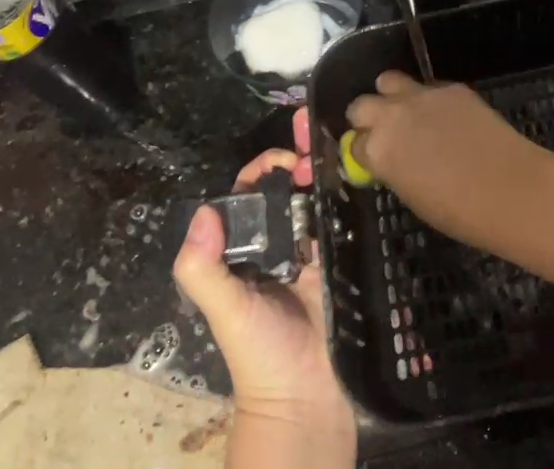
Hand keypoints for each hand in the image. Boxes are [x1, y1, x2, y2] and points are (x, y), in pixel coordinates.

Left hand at [172, 109, 354, 460]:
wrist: (306, 399)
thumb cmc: (258, 353)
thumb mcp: (224, 310)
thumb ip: (203, 267)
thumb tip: (204, 210)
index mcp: (238, 253)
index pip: (245, 198)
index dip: (259, 172)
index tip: (282, 158)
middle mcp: (271, 248)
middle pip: (280, 193)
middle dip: (293, 164)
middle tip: (311, 154)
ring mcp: (306, 255)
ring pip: (309, 203)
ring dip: (318, 177)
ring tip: (331, 159)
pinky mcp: (335, 264)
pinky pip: (336, 225)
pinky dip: (340, 201)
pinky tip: (350, 182)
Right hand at [344, 71, 553, 242]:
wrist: (510, 188)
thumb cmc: (459, 211)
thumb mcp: (412, 196)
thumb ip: (393, 169)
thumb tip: (392, 159)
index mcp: (378, 150)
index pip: (353, 144)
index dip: (362, 152)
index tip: (372, 159)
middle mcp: (393, 116)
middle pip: (361, 105)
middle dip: (367, 118)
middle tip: (384, 134)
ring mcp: (423, 96)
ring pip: (389, 81)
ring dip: (392, 96)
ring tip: (408, 115)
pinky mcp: (452, 88)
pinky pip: (428, 86)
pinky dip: (429, 98)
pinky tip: (446, 118)